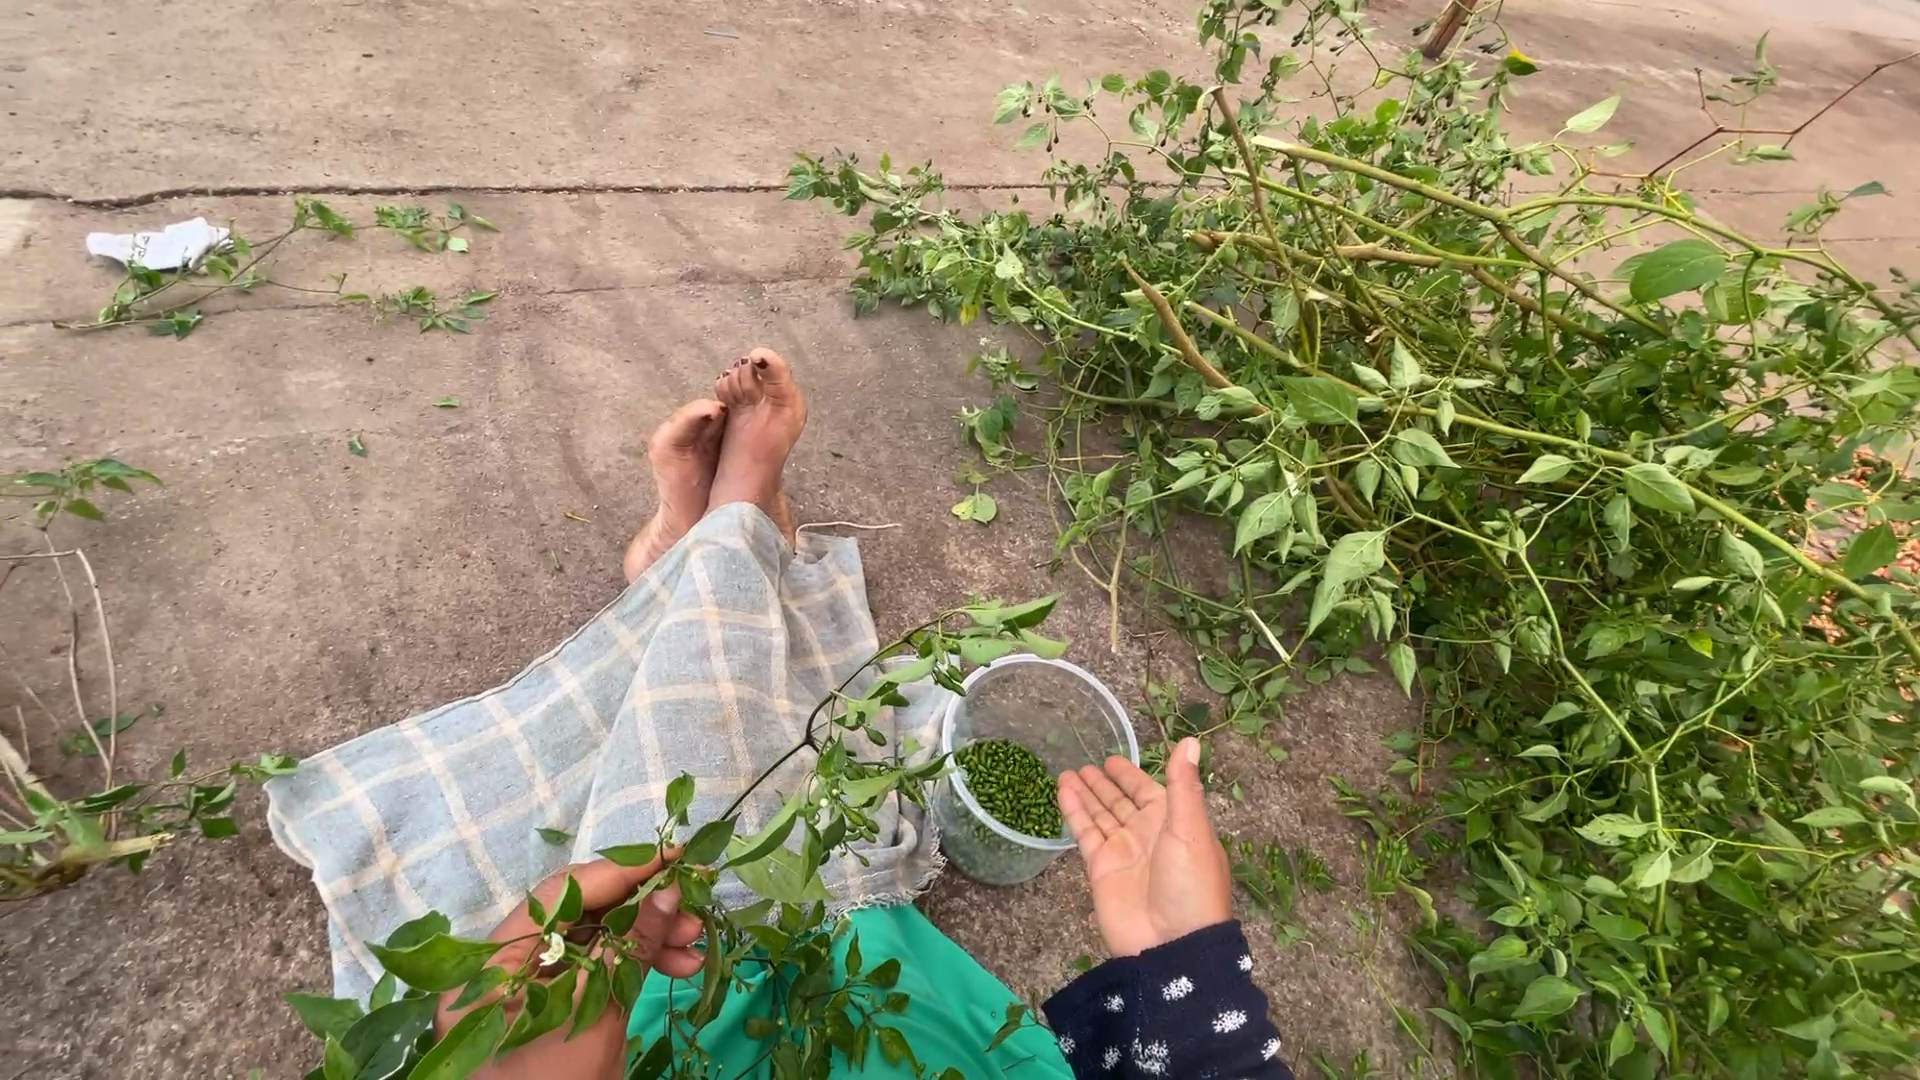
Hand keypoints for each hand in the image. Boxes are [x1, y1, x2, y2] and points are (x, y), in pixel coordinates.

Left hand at [435, 855, 704, 1079]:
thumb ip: (631, 945)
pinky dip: (641, 960)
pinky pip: (602, 965)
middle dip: (644, 907)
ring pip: (599, 936)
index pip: (562, 894)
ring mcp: (531, 988)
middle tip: (694, 904)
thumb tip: (670, 888)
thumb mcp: (596, 1017)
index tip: (675, 856)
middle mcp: (505, 970)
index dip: (623, 870)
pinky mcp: (558, 1003)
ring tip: (695, 941)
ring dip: (651, 934)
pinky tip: (681, 965)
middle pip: (583, 913)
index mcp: (490, 969)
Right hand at [1058, 737, 1232, 956]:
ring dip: (1085, 794)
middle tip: (1083, 764)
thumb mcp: (1191, 828)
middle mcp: (1146, 834)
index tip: (1111, 759)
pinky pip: (1084, 832)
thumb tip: (1191, 740)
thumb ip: (1183, 784)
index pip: (1147, 790)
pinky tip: (1062, 791)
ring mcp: (1122, 851)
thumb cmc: (1189, 883)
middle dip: (1103, 784)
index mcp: (1172, 822)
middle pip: (1120, 802)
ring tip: (1066, 772)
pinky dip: (1073, 811)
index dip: (1130, 775)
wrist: (1173, 945)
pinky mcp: (1101, 868)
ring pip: (1099, 814)